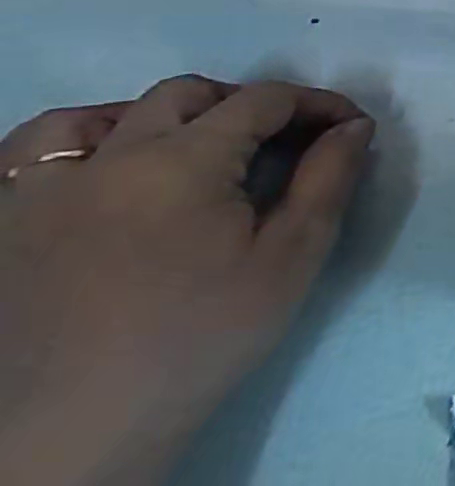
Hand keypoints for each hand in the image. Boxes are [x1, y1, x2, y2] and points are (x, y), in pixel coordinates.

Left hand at [0, 76, 373, 485]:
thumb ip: (329, 176)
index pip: (263, 100)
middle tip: (285, 142)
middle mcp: (103, 162)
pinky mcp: (2, 226)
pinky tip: (113, 172)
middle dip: (249, 105)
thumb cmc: (206, 331)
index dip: (317, 103)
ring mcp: (36, 195)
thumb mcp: (295, 252)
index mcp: (180, 164)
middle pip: (187, 95)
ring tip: (194, 150)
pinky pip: (27, 156)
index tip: (349, 127)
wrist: (80, 425)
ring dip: (158, 117)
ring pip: (96, 117)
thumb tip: (354, 124)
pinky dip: (79, 144)